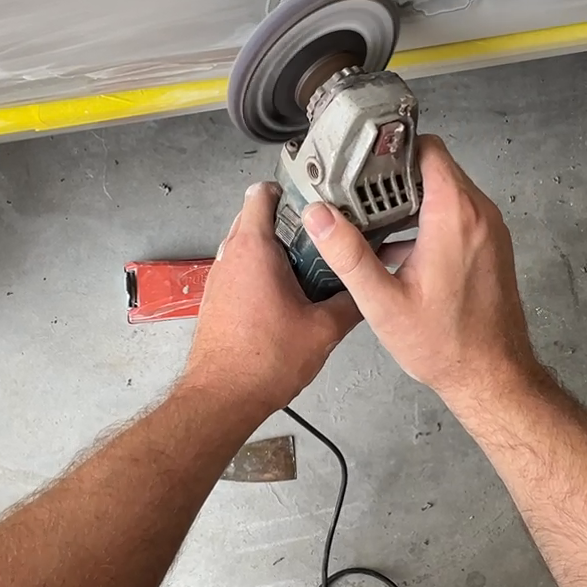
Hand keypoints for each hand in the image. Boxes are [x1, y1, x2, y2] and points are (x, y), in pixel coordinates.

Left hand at [180, 182, 361, 414]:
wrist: (222, 398)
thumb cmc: (263, 361)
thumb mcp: (323, 330)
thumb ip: (351, 302)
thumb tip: (369, 290)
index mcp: (254, 249)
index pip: (263, 193)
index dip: (291, 188)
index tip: (317, 198)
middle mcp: (230, 257)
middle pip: (257, 217)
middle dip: (289, 220)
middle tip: (322, 234)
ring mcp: (219, 278)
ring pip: (248, 245)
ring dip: (275, 248)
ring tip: (309, 265)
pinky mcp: (216, 300)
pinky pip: (241, 270)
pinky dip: (262, 271)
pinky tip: (288, 294)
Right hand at [302, 136, 538, 406]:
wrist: (491, 376)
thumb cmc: (445, 343)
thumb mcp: (382, 301)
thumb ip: (348, 254)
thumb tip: (319, 218)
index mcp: (455, 216)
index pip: (429, 149)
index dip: (393, 149)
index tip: (363, 162)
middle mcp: (480, 216)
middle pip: (435, 168)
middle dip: (394, 177)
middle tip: (358, 194)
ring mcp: (489, 232)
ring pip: (446, 193)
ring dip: (410, 201)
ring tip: (372, 222)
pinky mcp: (490, 248)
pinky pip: (457, 217)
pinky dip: (428, 222)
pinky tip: (398, 251)